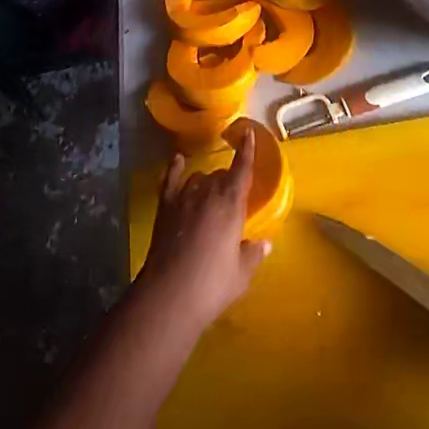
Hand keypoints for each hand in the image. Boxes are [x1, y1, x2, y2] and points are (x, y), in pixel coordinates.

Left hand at [139, 131, 270, 327]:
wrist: (169, 295)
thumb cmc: (212, 285)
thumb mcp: (241, 274)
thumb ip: (253, 254)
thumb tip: (264, 244)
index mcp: (231, 204)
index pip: (242, 170)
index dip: (247, 151)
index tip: (248, 133)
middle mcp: (207, 193)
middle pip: (221, 176)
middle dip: (229, 183)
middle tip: (233, 203)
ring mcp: (183, 198)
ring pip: (199, 178)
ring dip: (207, 183)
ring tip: (210, 197)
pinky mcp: (164, 207)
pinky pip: (171, 179)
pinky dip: (175, 168)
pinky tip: (178, 160)